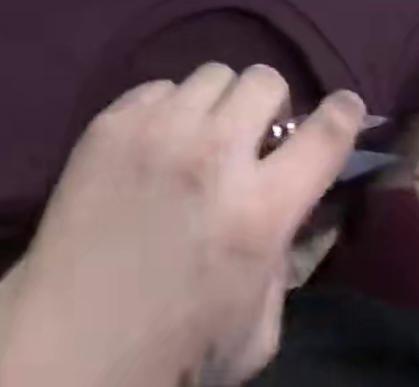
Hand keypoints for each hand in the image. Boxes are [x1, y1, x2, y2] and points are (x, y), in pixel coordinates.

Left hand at [0, 66, 364, 386]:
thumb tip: (288, 205)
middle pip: (264, 81)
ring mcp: (158, 129)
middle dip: (270, 104)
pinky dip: (167, 109)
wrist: (73, 337)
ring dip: (218, 103)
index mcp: (260, 211)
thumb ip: (283, 257)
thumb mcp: (258, 325)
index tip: (345, 104)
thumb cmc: (173, 345)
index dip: (342, 114)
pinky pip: (159, 87)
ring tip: (200, 136)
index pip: (324, 137)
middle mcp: (214, 154)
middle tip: (253, 134)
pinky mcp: (113, 121)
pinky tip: (154, 143)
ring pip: (212, 74)